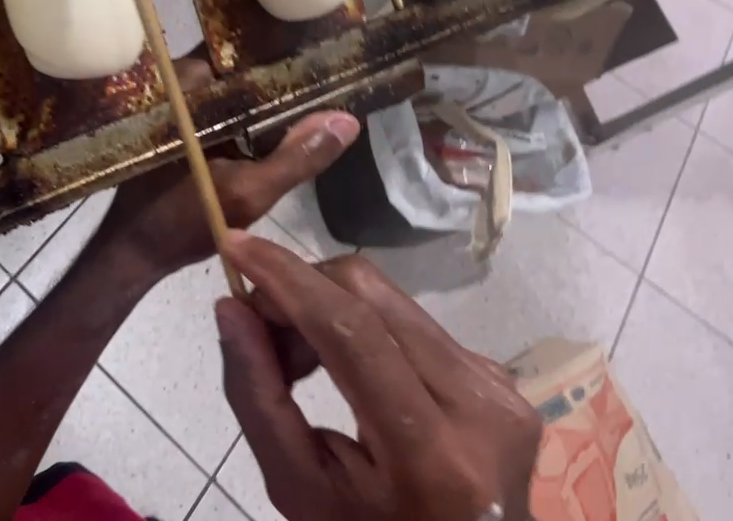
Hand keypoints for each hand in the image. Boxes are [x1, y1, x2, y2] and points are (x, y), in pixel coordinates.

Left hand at [88, 55, 360, 281]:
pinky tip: (275, 123)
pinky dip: (242, 111)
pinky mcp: (172, 121)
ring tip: (311, 96)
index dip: (279, 50)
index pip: (237, 50)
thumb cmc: (184, 221)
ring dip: (261, 93)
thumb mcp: (249, 193)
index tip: (321, 52)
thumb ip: (296, 157)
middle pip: (235, 66)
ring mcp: (169, 102)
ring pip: (227, 86)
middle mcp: (170, 85)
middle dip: (275, 72)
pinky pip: (215, 104)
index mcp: (181, 90)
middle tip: (326, 75)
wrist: (134, 250)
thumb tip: (345, 119)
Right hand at [216, 237, 542, 519]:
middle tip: (262, 328)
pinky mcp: (501, 375)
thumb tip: (231, 306)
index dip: (287, 278)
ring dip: (324, 304)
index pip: (350, 330)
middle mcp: (479, 408)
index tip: (236, 246)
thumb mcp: (295, 486)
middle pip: (368, 294)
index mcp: (431, 457)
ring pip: (386, 296)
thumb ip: (256, 394)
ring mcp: (498, 388)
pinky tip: (345, 367)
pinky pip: (408, 318)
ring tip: (301, 358)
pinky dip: (359, 322)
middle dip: (298, 290)